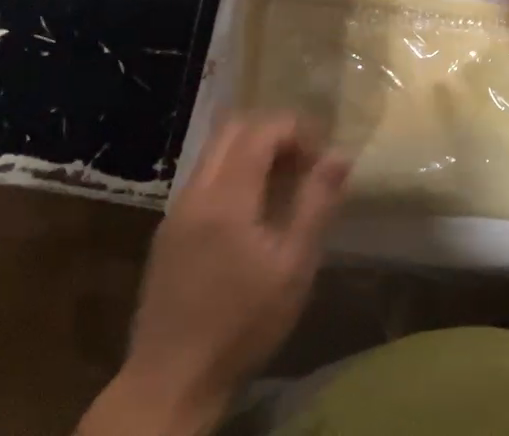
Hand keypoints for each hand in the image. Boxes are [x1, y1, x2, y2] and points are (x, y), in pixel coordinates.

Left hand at [83, 116, 347, 434]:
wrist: (171, 378)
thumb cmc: (243, 323)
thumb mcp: (294, 266)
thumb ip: (316, 204)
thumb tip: (340, 155)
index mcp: (225, 198)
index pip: (260, 131)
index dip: (296, 129)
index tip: (322, 154)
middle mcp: (194, 193)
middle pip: (231, 130)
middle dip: (273, 133)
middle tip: (305, 160)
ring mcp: (175, 212)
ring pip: (213, 154)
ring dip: (252, 152)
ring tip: (285, 184)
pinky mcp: (168, 233)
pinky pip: (203, 180)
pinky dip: (233, 174)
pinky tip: (254, 213)